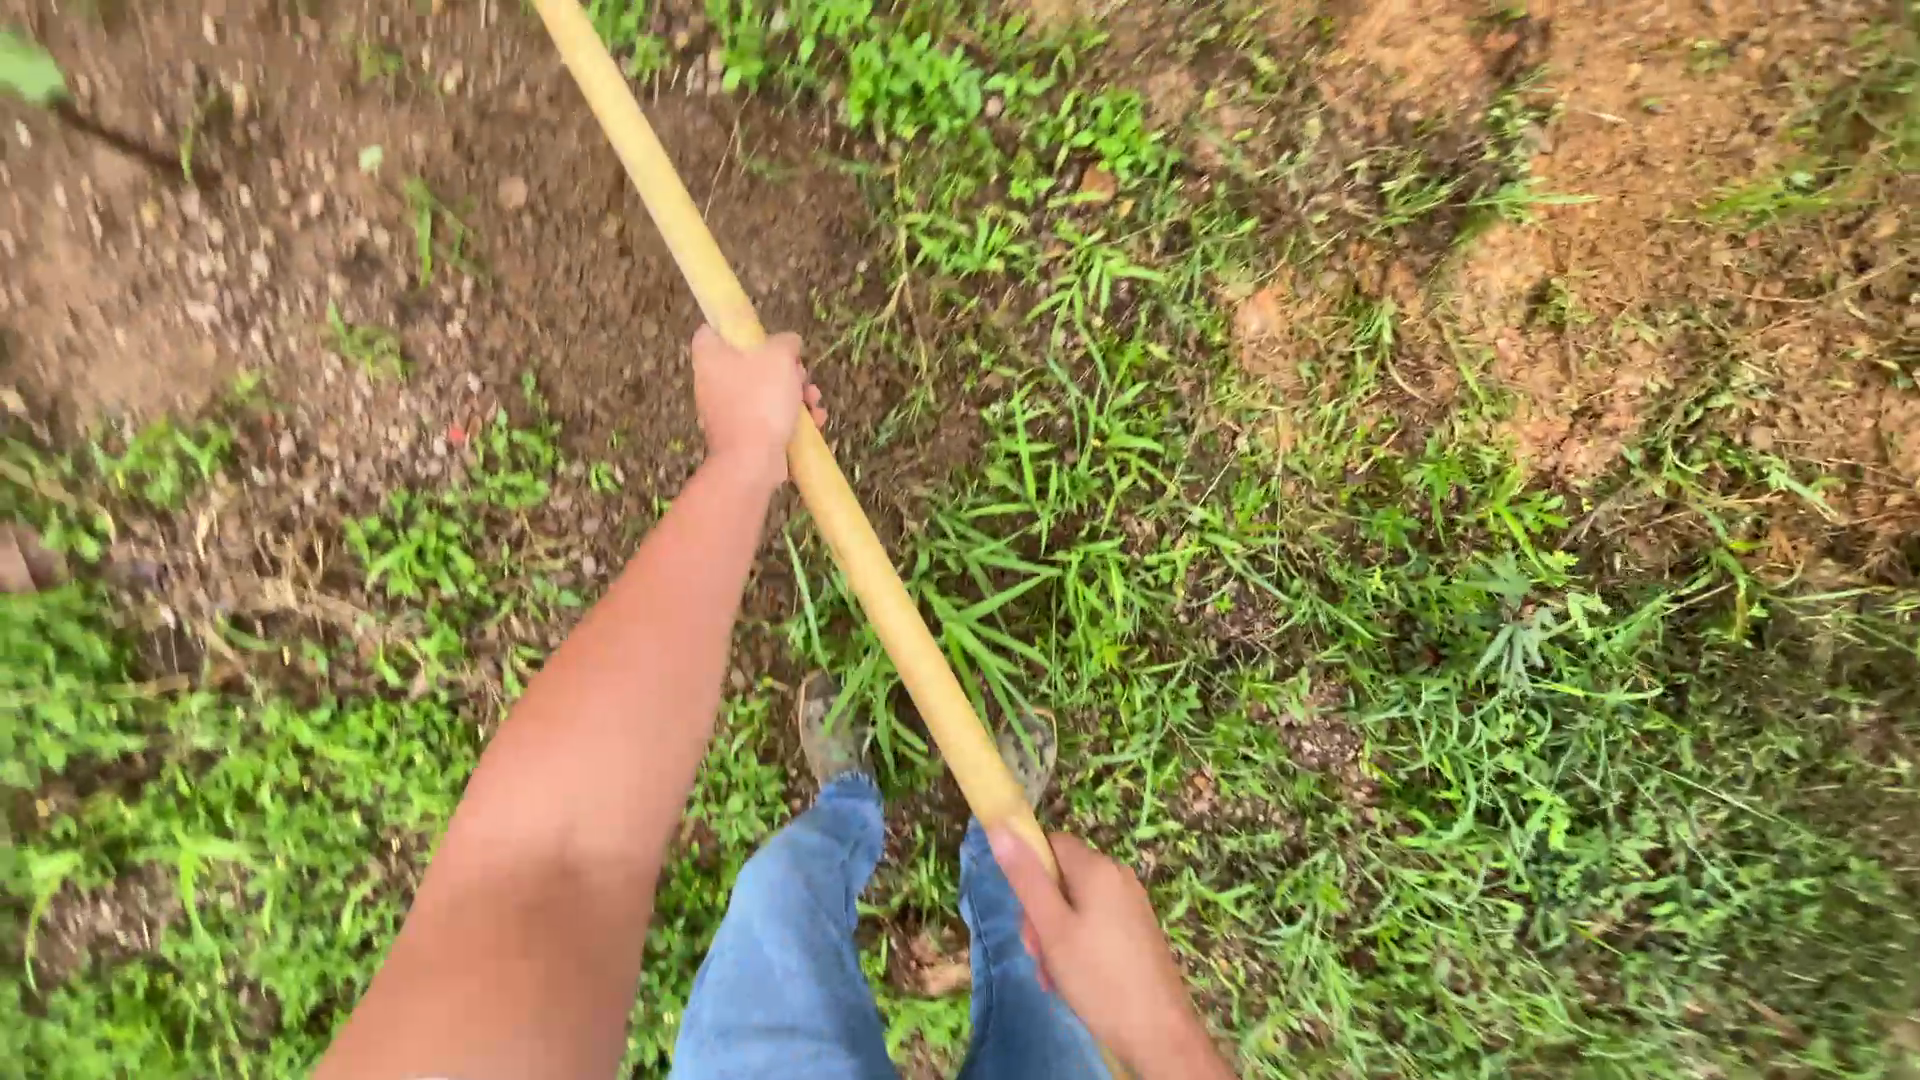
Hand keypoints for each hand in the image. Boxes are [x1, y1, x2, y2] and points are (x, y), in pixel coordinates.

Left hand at [690, 325, 825, 487]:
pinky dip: (791, 418)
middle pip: (751, 362)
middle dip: (785, 368)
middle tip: (800, 374)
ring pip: (766, 391)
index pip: (714, 329)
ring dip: (795, 394)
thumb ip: (786, 342)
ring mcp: (728, 410)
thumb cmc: (760, 401)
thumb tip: (789, 343)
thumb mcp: (779, 358)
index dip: (741, 329)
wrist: (751, 460)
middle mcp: (712, 381)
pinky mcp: (744, 433)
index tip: (765, 336)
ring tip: (813, 401)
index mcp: (710, 355)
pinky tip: (813, 422)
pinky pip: (769, 417)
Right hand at [988, 828, 1232, 1079]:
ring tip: (1053, 975)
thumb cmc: (1099, 978)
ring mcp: (1131, 903)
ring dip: (1056, 935)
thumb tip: (1001, 826)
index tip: (1025, 912)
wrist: (1160, 1036)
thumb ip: (1025, 877)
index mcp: (1097, 867)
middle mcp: (1117, 875)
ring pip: (1076, 904)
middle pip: (1062, 877)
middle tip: (1037, 953)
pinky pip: (1096, 922)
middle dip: (1041, 913)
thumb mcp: (1051, 927)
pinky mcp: (1138, 929)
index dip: (1029, 871)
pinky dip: (1078, 943)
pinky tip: (1072, 979)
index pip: (1050, 844)